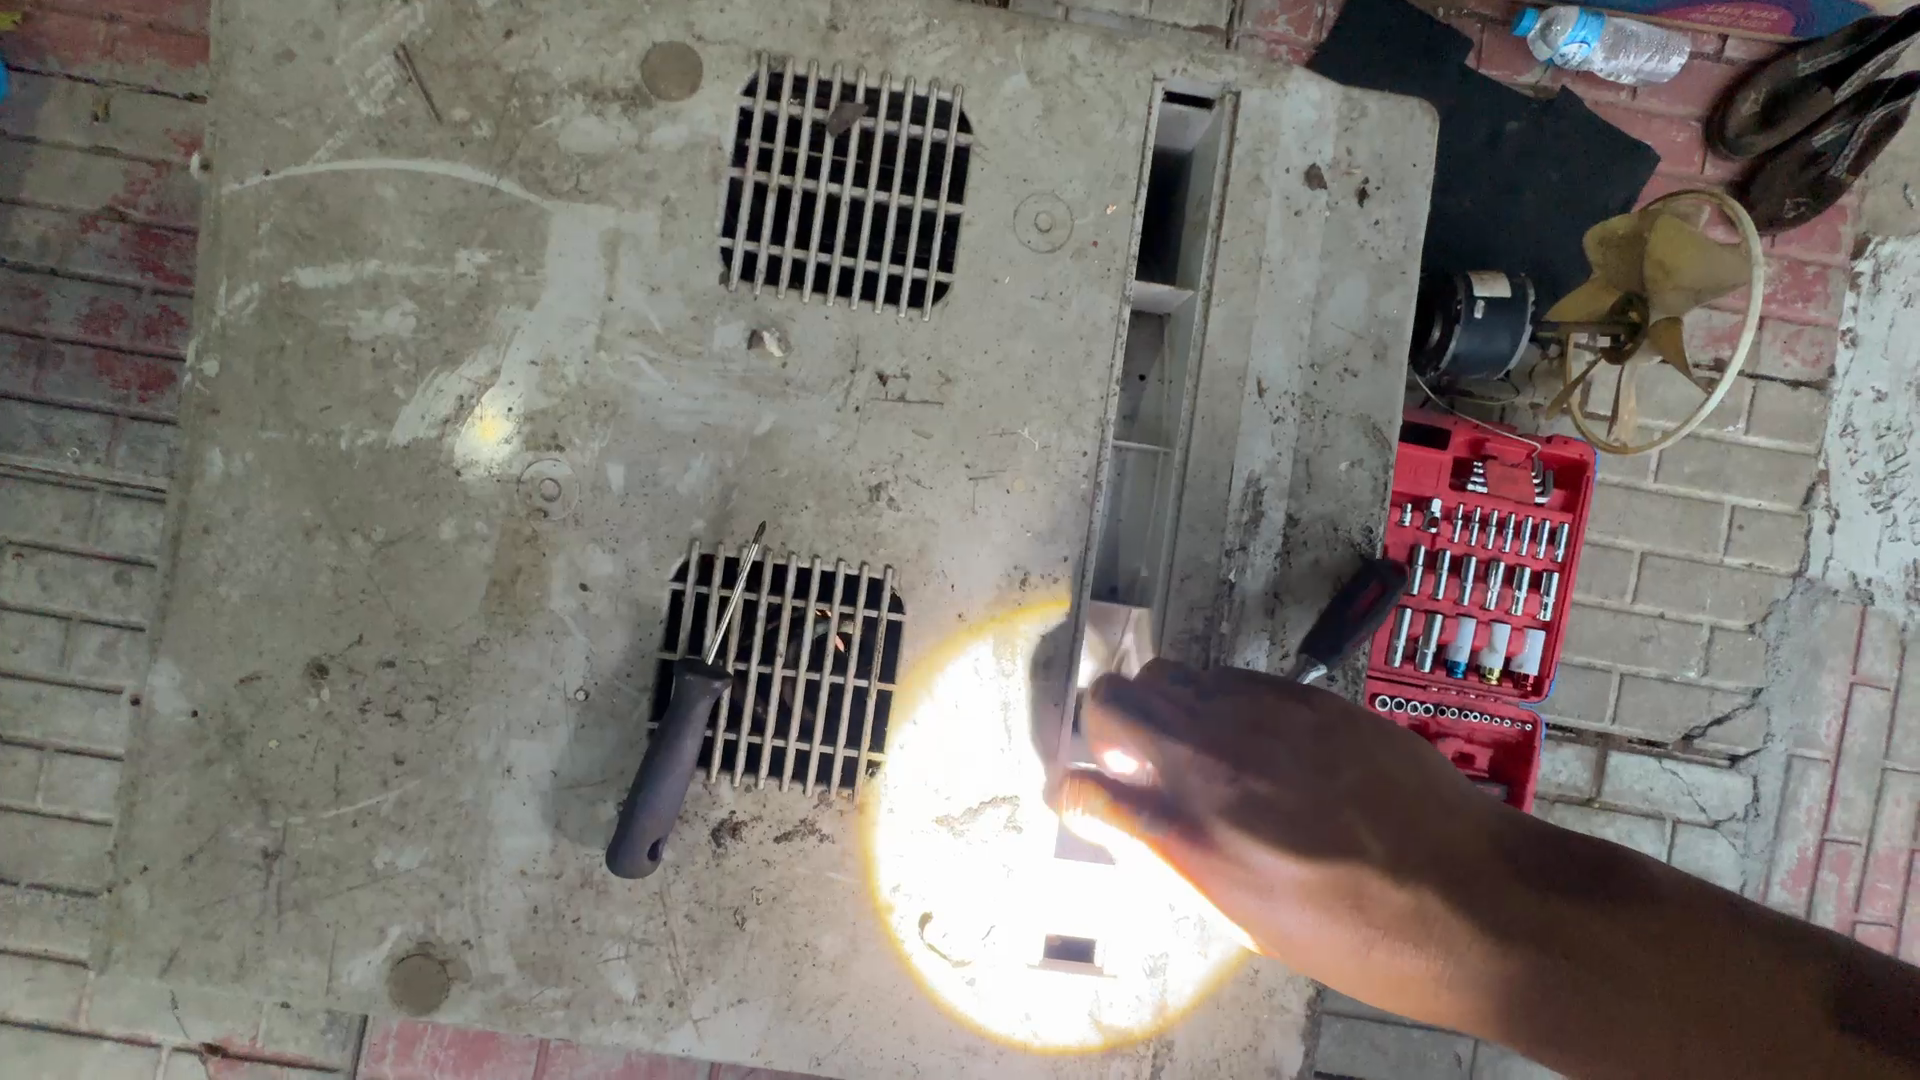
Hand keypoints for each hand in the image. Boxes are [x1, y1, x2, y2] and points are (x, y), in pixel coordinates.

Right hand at [1057, 658, 1521, 1027]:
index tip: (1093, 800)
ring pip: (1165, 672)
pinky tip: (1257, 736)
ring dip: (1163, 705)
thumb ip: (1164, 857)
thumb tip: (1113, 818)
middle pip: (1109, 698)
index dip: (1077, 793)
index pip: (1083, 786)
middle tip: (1143, 764)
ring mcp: (1256, 713)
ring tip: (1201, 746)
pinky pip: (1227, 674)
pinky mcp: (1302, 694)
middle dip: (1109, 728)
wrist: (1479, 900)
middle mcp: (1208, 757)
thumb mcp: (1243, 918)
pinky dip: (1218, 698)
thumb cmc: (1355, 935)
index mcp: (1188, 830)